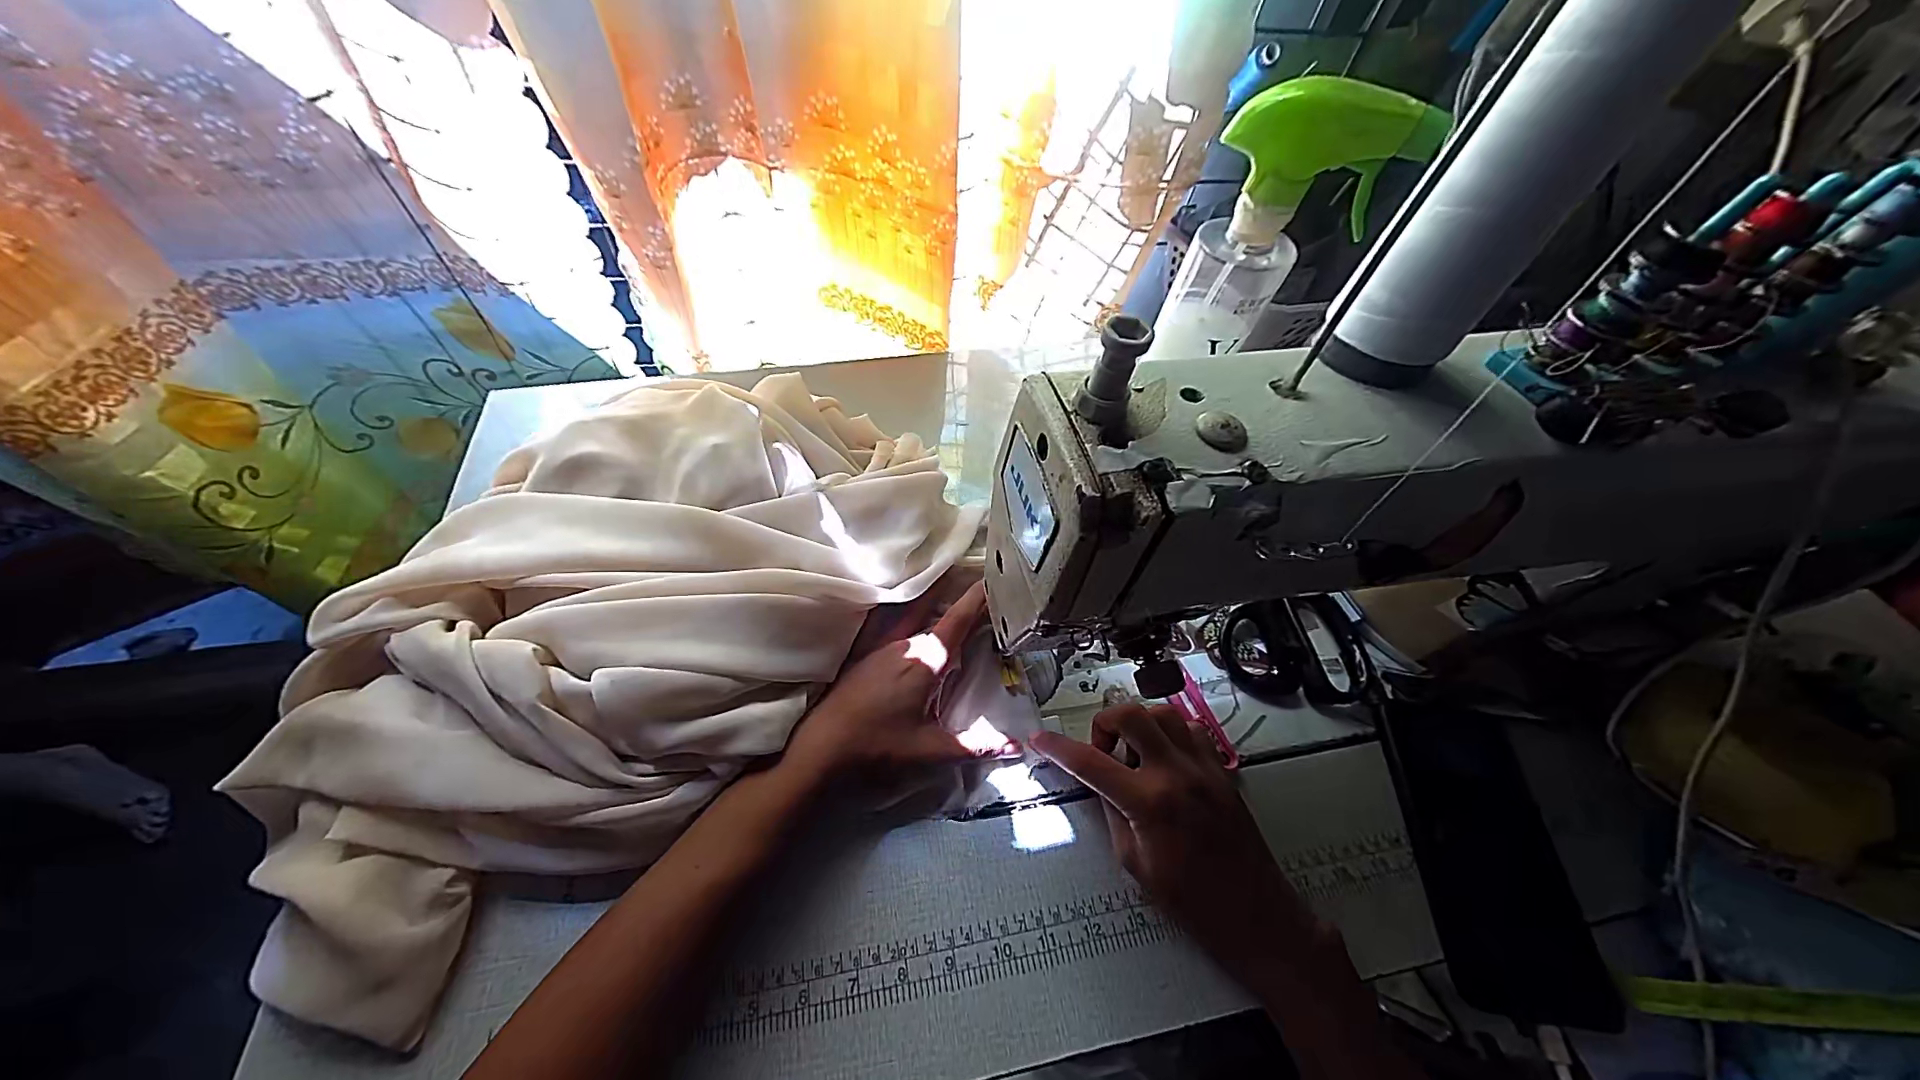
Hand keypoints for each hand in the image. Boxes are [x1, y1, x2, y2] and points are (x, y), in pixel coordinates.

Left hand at [783, 582, 1010, 789]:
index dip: (977, 599)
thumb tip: (1017, 747)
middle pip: (937, 614)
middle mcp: (903, 645)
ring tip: (952, 598)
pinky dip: (908, 616)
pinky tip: (910, 622)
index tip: (993, 578)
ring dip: (934, 606)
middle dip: (959, 600)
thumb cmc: (875, 747)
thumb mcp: (928, 750)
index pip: (957, 620)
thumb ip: (974, 746)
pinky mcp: (862, 657)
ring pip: (913, 618)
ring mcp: (879, 648)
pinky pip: (892, 627)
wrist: (817, 751)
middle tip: (982, 588)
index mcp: (924, 661)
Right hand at [1030, 706, 1348, 996]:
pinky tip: (1163, 759)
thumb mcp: (1134, 863)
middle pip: (1131, 715)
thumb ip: (1112, 813)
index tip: (1041, 739)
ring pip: (1163, 713)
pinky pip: (1191, 730)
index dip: (1058, 748)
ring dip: (1138, 725)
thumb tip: (1099, 784)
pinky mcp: (1223, 772)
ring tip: (1133, 755)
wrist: (1256, 917)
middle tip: (1101, 751)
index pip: (1090, 763)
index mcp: (1150, 803)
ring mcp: (1205, 769)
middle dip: (1104, 723)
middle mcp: (1178, 775)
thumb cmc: (1192, 903)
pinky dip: (1170, 734)